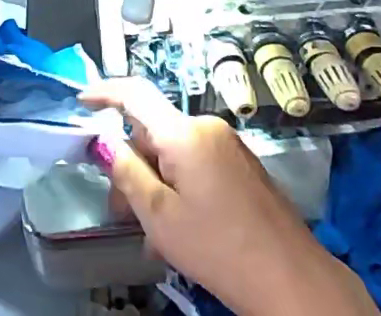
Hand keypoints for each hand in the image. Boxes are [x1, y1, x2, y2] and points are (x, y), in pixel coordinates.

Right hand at [80, 79, 378, 315]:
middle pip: (153, 133)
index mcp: (185, 133)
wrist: (299, 288)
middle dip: (132, 166)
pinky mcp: (245, 169)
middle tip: (120, 210)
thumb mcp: (160, 215)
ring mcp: (230, 148)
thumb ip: (126, 172)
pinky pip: (197, 165)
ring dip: (156, 183)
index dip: (103, 92)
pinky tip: (180, 227)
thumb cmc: (222, 249)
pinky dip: (180, 187)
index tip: (81, 101)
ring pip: (174, 154)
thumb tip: (107, 144)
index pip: (134, 93)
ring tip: (152, 231)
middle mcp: (208, 129)